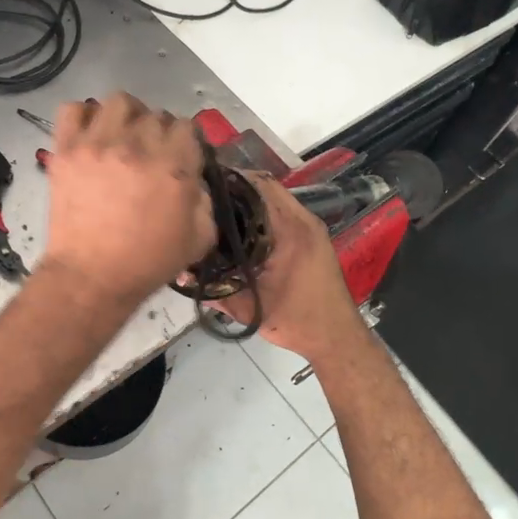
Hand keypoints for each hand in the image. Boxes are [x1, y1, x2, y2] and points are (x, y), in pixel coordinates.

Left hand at [40, 93, 215, 306]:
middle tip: (149, 155)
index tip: (178, 157)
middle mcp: (137, 147)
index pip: (187, 127)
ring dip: (126, 116)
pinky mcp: (67, 150)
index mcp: (174, 167)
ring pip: (119, 102)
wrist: (90, 277)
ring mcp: (98, 145)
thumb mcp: (199, 238)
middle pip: (155, 115)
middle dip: (157, 133)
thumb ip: (205, 200)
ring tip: (121, 136)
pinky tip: (90, 135)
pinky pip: (72, 110)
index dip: (185, 142)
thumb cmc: (147, 263)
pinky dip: (83, 117)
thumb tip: (194, 178)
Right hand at [217, 175, 362, 361]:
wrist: (336, 338)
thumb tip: (181, 273)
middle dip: (235, 188)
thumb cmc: (296, 321)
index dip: (229, 181)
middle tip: (206, 198)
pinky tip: (239, 227)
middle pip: (265, 186)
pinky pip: (281, 210)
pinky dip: (260, 211)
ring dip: (248, 199)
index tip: (203, 187)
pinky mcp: (311, 235)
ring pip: (274, 197)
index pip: (258, 185)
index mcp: (290, 230)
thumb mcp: (250, 308)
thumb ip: (214, 290)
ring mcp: (310, 226)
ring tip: (218, 210)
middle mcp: (303, 220)